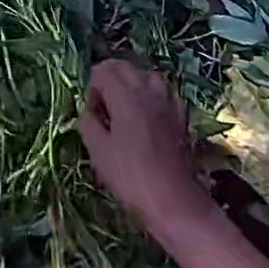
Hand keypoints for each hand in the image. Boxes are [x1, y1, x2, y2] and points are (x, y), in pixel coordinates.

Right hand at [77, 60, 213, 235]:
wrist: (173, 201)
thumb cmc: (131, 176)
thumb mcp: (98, 151)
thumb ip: (88, 123)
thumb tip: (88, 112)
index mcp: (125, 96)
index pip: (102, 72)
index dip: (92, 89)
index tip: (93, 113)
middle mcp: (147, 90)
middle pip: (123, 66)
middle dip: (108, 80)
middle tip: (104, 107)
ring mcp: (167, 100)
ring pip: (145, 73)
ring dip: (131, 83)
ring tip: (124, 106)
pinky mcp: (180, 113)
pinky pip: (162, 89)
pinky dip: (150, 93)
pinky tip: (147, 112)